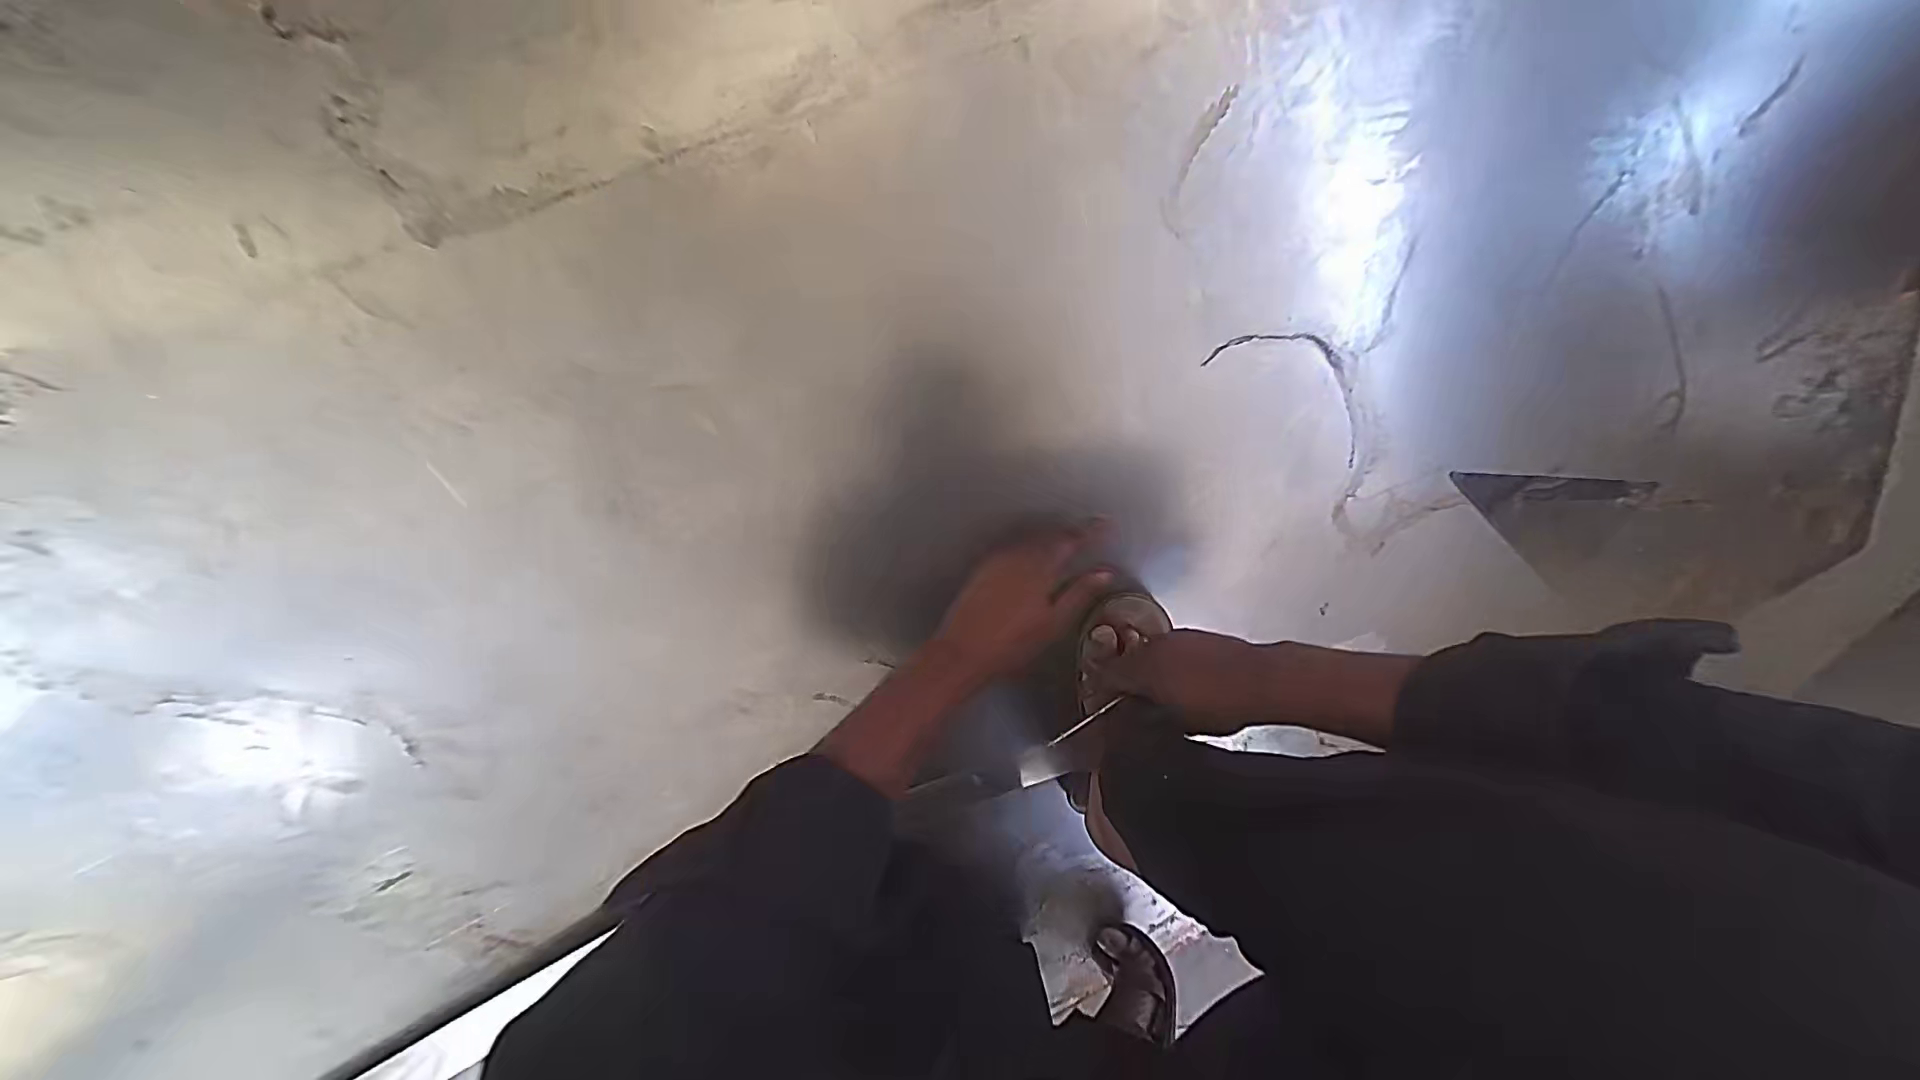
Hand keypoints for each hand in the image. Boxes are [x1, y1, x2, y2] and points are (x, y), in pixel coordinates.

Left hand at [930, 522, 1114, 683]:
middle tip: (1087, 537)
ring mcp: (997, 561)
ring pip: (1030, 542)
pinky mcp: (983, 569)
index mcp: (1039, 567)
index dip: (1092, 532)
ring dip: (1048, 542)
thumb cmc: (1010, 644)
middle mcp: (1017, 557)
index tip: (1104, 525)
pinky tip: (1031, 564)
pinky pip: (1013, 551)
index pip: (1071, 540)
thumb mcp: (1054, 622)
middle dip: (1070, 536)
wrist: (963, 652)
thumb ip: (1080, 593)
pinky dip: (1029, 551)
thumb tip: (1103, 573)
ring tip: (1063, 549)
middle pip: (1049, 537)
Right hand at [1091, 628, 1267, 734]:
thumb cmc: (1222, 703)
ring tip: (1161, 693)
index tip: (1102, 701)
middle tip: (1130, 700)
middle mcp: (1155, 647)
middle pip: (1126, 661)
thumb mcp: (1178, 722)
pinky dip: (1169, 663)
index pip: (1106, 674)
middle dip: (1125, 679)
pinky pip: (1170, 649)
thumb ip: (1147, 716)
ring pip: (1149, 654)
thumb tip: (1134, 717)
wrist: (1263, 680)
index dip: (1101, 690)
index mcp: (1143, 667)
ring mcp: (1176, 638)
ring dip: (1148, 670)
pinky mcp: (1195, 636)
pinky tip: (1183, 681)